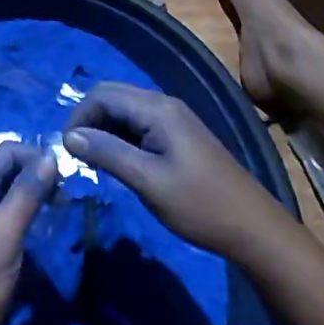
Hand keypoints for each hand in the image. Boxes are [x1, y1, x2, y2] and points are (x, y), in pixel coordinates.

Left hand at [0, 144, 57, 324]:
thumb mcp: (6, 233)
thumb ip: (27, 192)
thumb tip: (49, 157)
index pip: (5, 150)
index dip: (35, 156)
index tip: (65, 175)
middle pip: (3, 166)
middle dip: (34, 174)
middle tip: (64, 194)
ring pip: (2, 187)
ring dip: (29, 192)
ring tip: (56, 206)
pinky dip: (19, 208)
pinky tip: (36, 222)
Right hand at [63, 82, 290, 257]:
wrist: (255, 230)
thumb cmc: (200, 206)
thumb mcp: (147, 181)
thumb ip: (107, 153)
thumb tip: (68, 137)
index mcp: (157, 108)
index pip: (102, 95)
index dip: (79, 117)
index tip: (68, 150)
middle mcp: (164, 104)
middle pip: (112, 96)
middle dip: (89, 119)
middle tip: (79, 154)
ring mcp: (174, 118)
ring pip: (125, 109)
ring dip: (104, 129)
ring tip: (95, 161)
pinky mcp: (179, 135)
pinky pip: (139, 123)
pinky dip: (121, 136)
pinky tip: (119, 162)